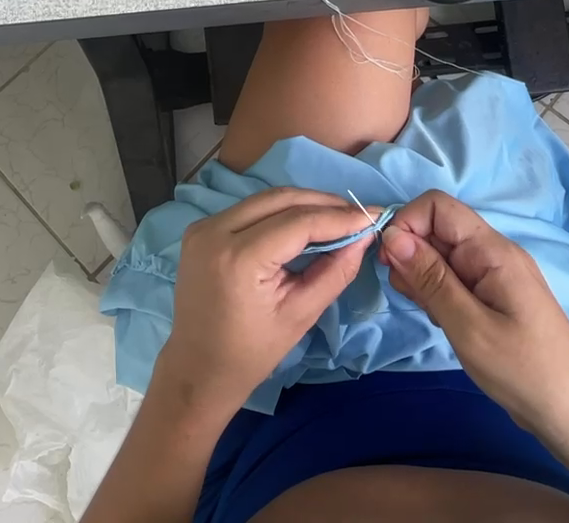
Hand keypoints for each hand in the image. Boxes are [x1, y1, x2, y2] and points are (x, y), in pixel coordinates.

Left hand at [155, 188, 374, 419]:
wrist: (197, 369)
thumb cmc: (250, 353)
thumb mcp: (300, 315)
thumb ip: (334, 271)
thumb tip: (362, 236)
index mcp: (238, 259)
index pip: (298, 222)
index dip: (339, 217)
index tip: (372, 215)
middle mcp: (215, 232)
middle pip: (280, 199)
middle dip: (323, 203)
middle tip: (358, 214)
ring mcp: (203, 227)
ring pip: (264, 200)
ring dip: (302, 204)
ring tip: (337, 217)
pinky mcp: (200, 229)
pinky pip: (248, 210)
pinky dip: (278, 212)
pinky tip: (303, 223)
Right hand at [379, 190, 568, 439]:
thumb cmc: (523, 371)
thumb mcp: (468, 326)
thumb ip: (429, 278)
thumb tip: (391, 234)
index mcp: (492, 251)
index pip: (438, 206)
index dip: (407, 223)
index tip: (391, 262)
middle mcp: (493, 253)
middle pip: (437, 229)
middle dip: (411, 254)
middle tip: (409, 295)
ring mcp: (494, 275)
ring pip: (441, 254)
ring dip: (422, 276)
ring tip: (429, 313)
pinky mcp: (493, 295)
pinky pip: (454, 277)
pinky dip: (437, 292)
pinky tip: (442, 320)